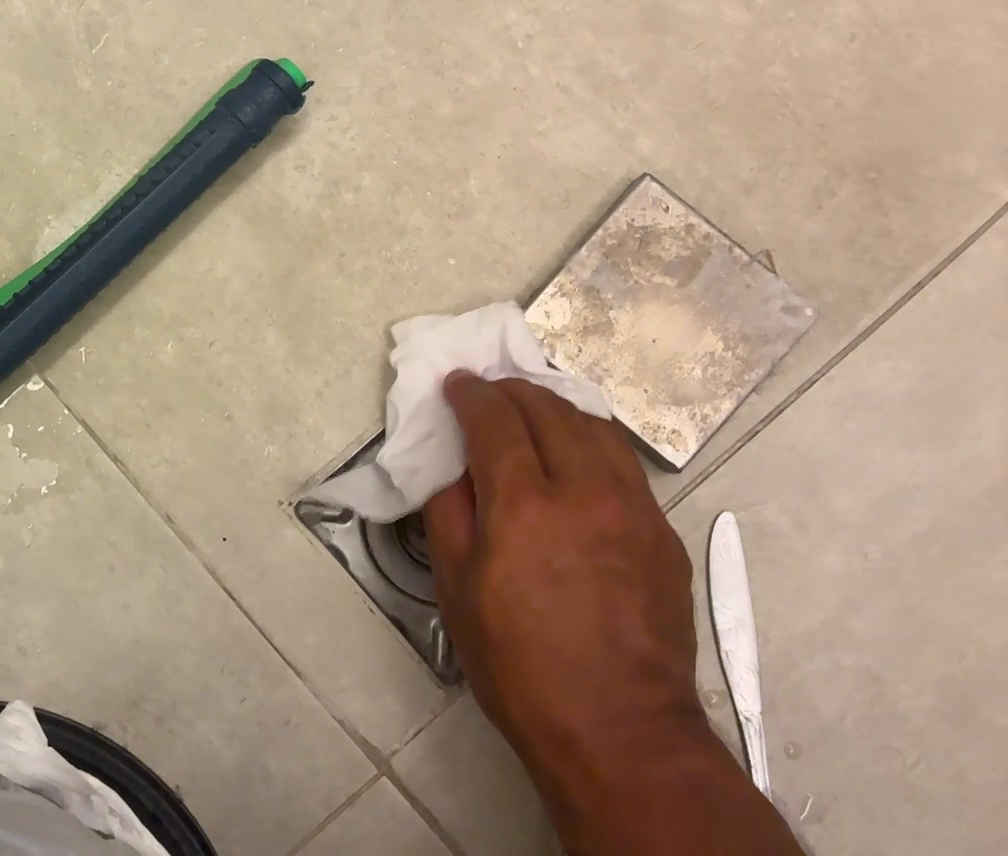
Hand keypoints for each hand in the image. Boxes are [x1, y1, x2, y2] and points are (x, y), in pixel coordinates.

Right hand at [424, 373, 800, 854]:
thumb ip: (450, 513)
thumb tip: (454, 469)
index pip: (496, 421)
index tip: (456, 384)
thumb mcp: (456, 587)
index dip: (472, 395)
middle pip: (551, 412)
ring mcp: (635, 511)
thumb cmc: (516, 661)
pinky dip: (591, 443)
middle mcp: (586, 493)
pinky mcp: (663, 535)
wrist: (618, 728)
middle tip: (489, 390)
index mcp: (525, 505)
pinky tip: (574, 457)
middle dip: (514, 391)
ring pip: (598, 430)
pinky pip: (625, 466)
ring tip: (532, 410)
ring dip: (558, 408)